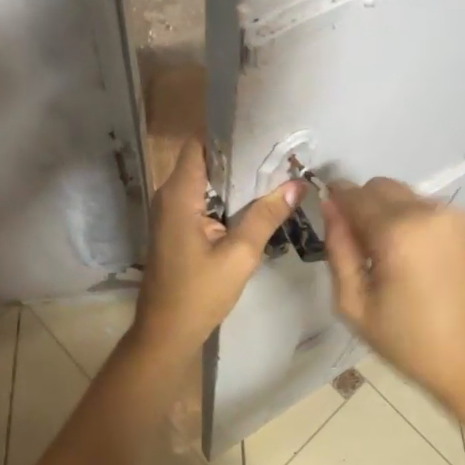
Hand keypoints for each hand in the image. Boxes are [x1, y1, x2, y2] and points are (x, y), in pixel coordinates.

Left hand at [132, 139, 302, 354]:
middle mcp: (169, 195)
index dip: (228, 134)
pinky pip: (203, 200)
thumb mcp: (240, 255)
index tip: (263, 132)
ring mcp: (170, 212)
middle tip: (278, 152)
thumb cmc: (199, 294)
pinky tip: (254, 201)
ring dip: (234, 178)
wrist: (167, 332)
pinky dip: (226, 197)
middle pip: (204, 160)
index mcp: (179, 195)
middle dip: (239, 155)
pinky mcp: (176, 227)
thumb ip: (266, 216)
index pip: (199, 144)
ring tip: (273, 171)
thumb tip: (298, 184)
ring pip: (205, 181)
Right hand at [323, 178, 464, 407]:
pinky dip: (408, 220)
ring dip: (385, 212)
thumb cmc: (410, 342)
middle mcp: (426, 212)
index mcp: (397, 232)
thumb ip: (339, 250)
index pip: (353, 194)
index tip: (328, 222)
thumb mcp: (356, 305)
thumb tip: (330, 207)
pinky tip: (409, 259)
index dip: (335, 201)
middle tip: (357, 247)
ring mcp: (451, 216)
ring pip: (402, 194)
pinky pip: (423, 208)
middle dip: (361, 205)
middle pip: (379, 186)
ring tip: (385, 257)